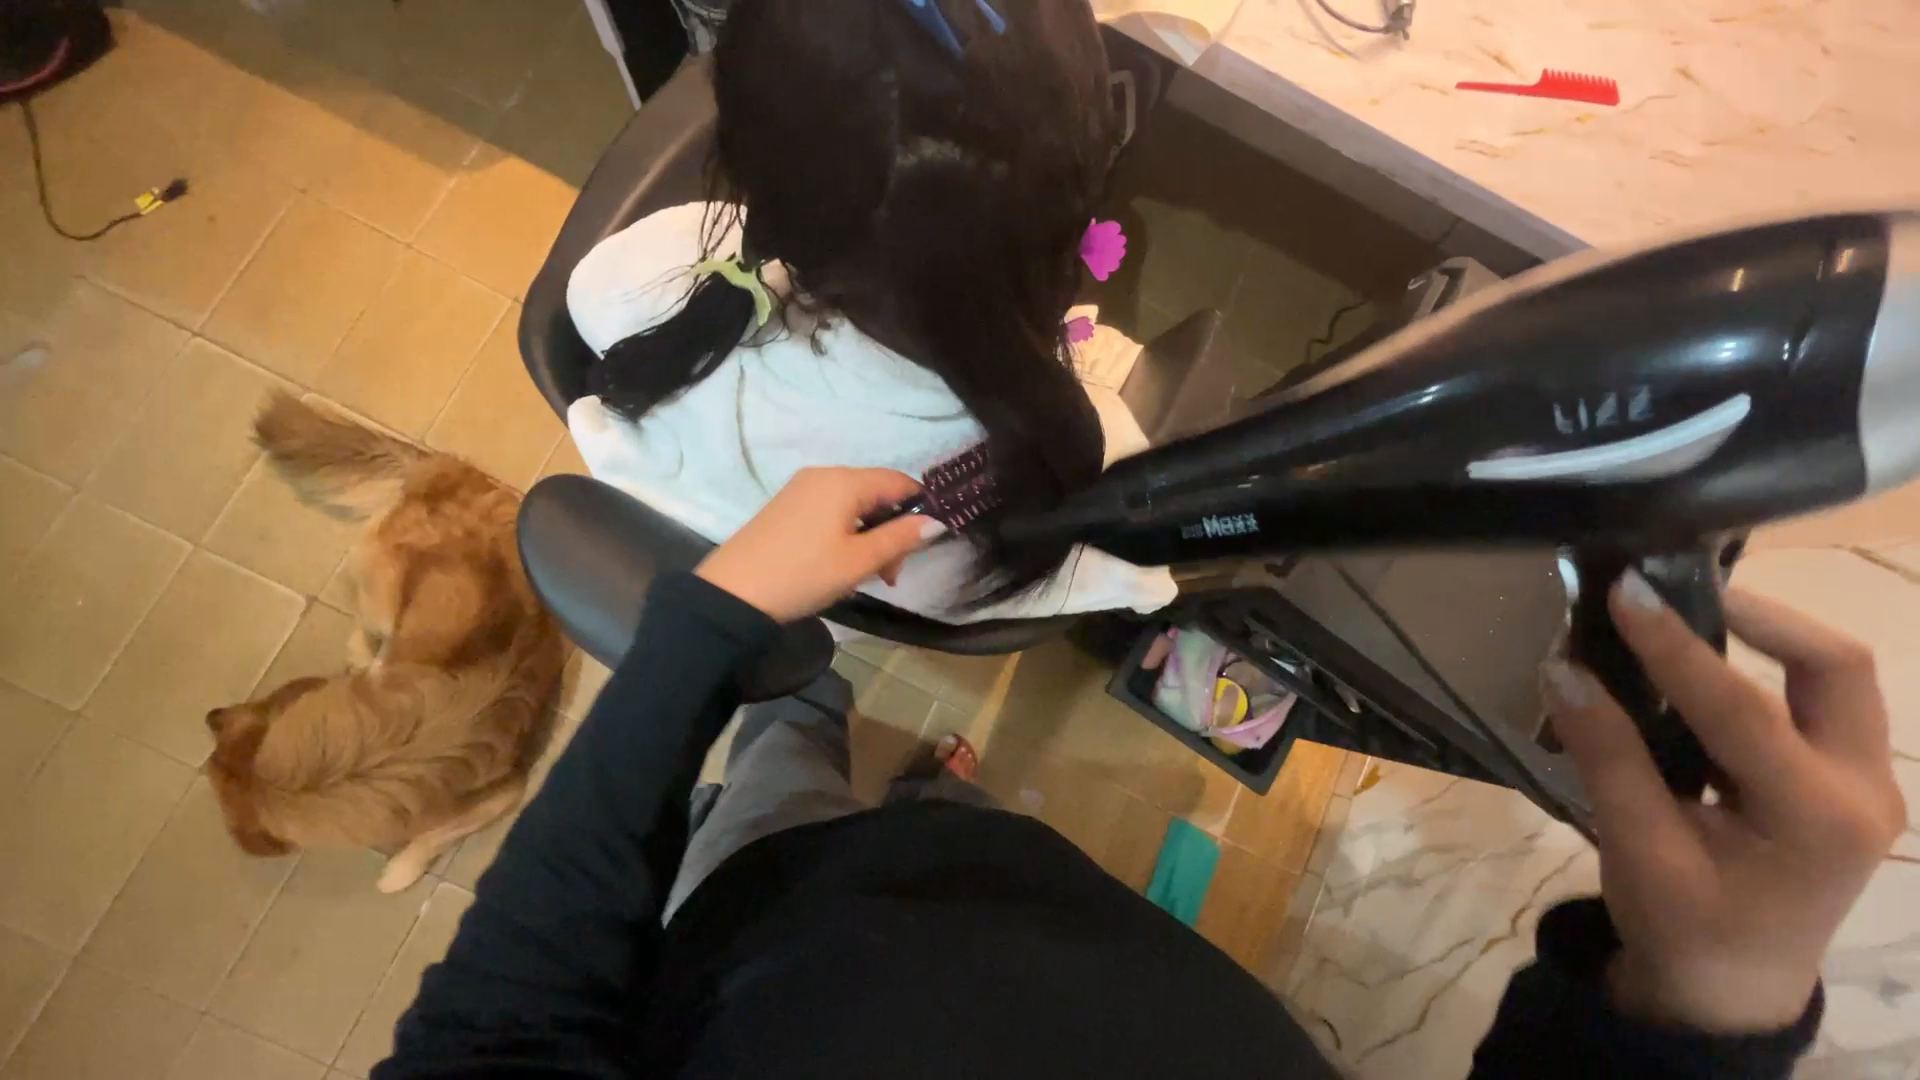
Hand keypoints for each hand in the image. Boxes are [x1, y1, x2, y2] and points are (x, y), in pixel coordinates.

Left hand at [695, 467, 943, 622]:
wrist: (733, 594)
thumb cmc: (804, 573)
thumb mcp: (859, 561)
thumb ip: (901, 538)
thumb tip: (936, 522)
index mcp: (845, 481)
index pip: (899, 482)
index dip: (921, 508)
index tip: (927, 543)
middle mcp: (823, 475)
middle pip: (876, 494)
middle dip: (893, 530)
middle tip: (892, 574)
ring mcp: (801, 490)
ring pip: (854, 506)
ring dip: (871, 537)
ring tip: (869, 577)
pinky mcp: (786, 508)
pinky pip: (831, 512)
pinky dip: (847, 535)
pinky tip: (842, 565)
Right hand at [1542, 571, 1905, 1032]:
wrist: (1731, 983)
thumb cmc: (1682, 921)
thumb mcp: (1635, 847)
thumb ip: (1605, 756)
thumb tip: (1561, 672)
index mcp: (1817, 815)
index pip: (1740, 706)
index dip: (1674, 645)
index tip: (1623, 593)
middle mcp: (1863, 788)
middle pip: (1836, 669)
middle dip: (1759, 617)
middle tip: (1676, 593)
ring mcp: (1862, 783)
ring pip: (1833, 678)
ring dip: (1762, 635)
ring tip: (1679, 614)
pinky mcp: (1838, 780)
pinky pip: (1810, 700)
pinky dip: (1754, 664)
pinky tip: (1692, 664)